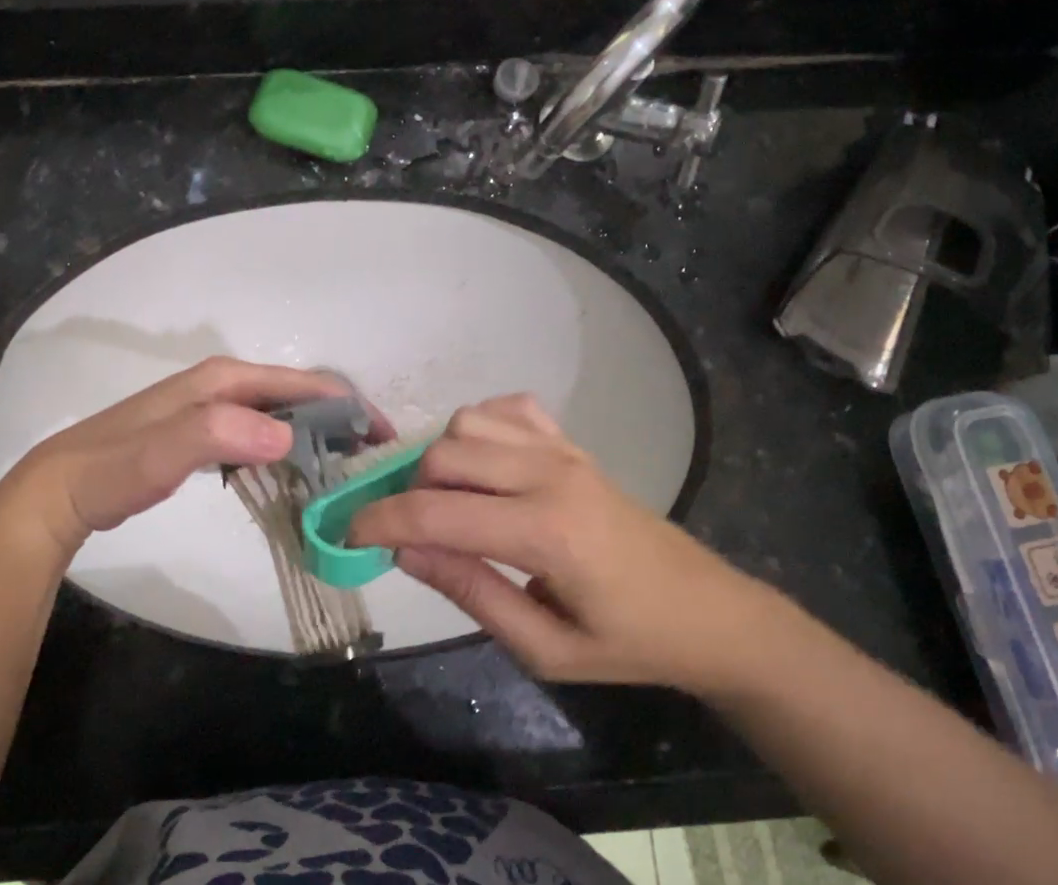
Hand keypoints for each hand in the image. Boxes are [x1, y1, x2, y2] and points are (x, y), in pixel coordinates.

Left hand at [0, 358, 383, 554]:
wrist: (60, 490)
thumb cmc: (111, 469)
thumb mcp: (159, 452)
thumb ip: (216, 436)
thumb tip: (287, 437)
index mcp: (220, 382)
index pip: (299, 384)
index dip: (345, 405)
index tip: (382, 436)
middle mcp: (219, 389)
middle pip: (293, 397)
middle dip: (337, 421)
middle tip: (372, 460)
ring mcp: (208, 412)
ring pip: (277, 417)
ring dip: (314, 437)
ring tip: (346, 470)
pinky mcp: (199, 437)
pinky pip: (257, 437)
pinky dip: (284, 451)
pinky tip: (293, 477)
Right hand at [349, 394, 790, 693]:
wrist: (709, 614)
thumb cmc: (628, 643)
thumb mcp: (544, 649)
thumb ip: (471, 594)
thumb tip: (404, 552)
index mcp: (546, 533)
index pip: (436, 514)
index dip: (380, 523)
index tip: (348, 536)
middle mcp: (551, 475)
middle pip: (444, 456)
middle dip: (406, 493)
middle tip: (404, 534)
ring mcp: (565, 452)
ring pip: (468, 424)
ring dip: (440, 460)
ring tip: (445, 504)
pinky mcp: (574, 445)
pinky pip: (509, 410)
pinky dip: (480, 428)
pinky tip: (483, 466)